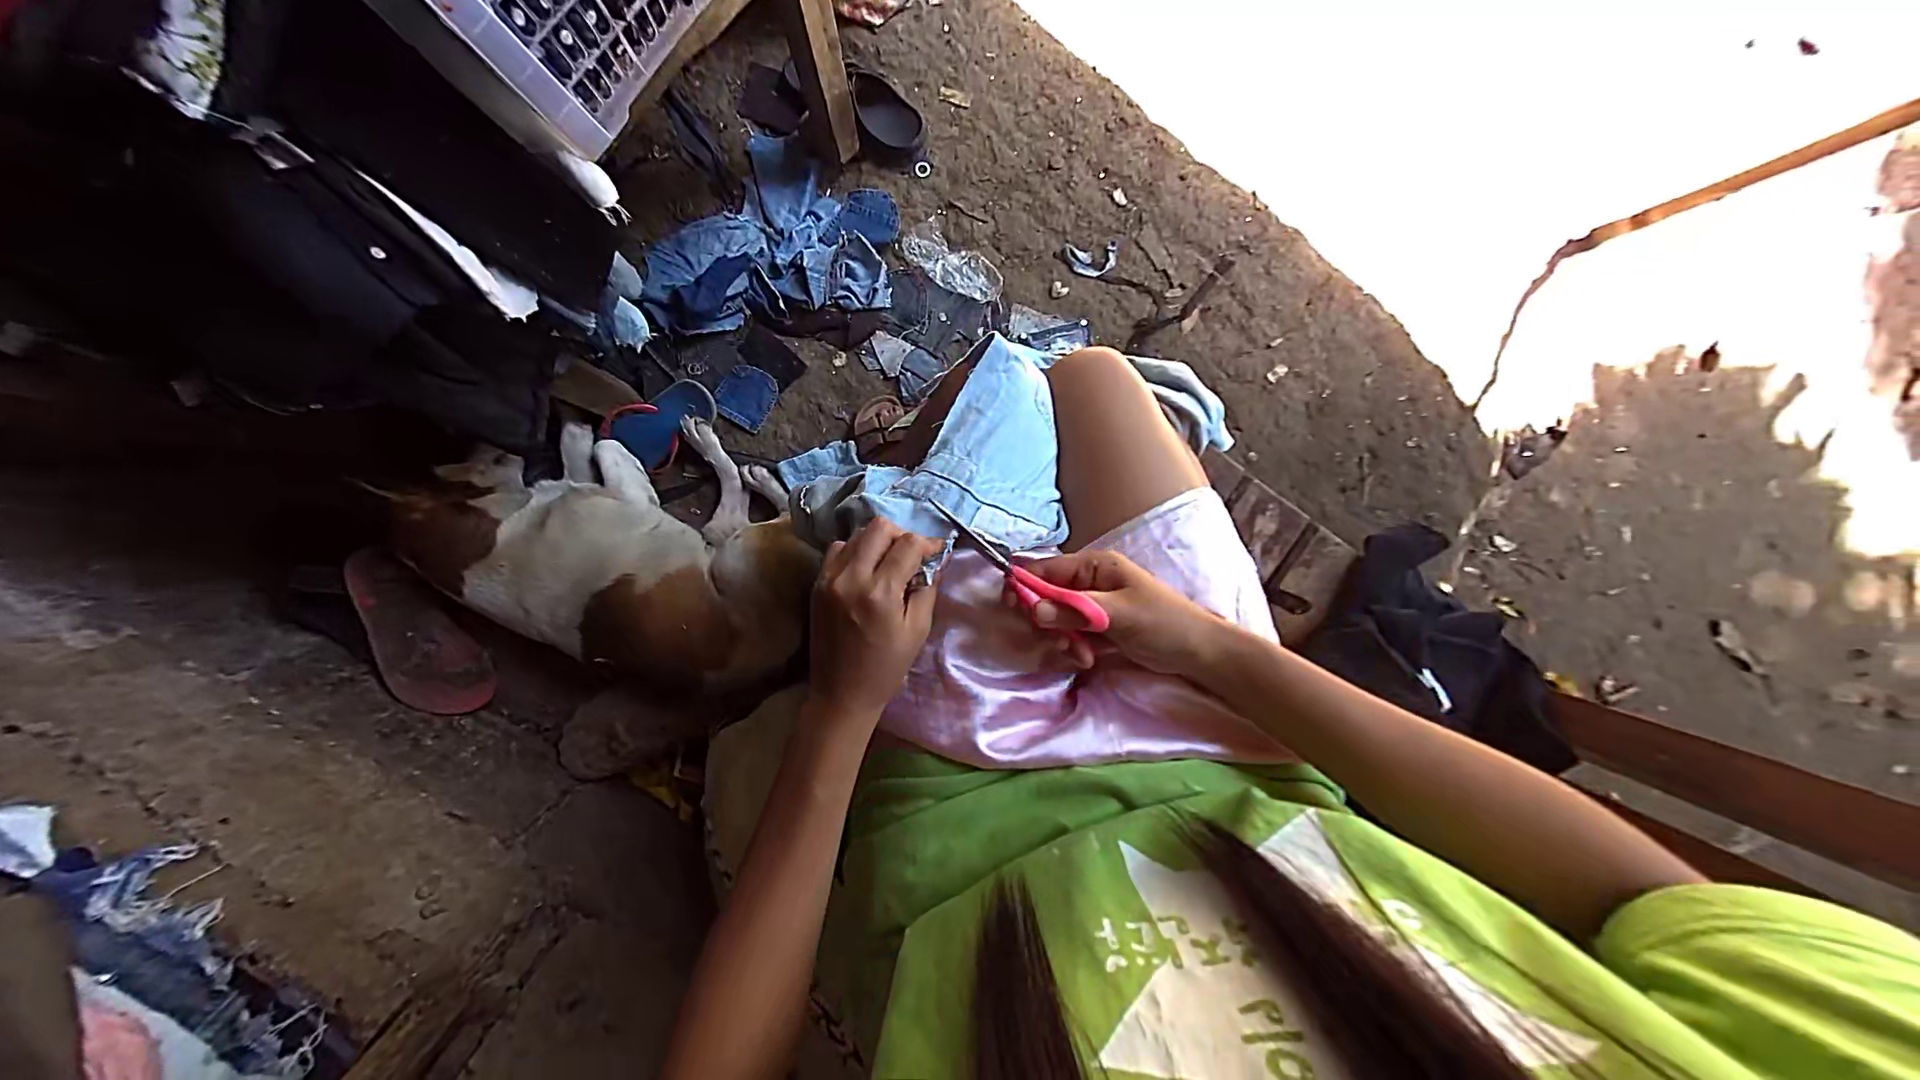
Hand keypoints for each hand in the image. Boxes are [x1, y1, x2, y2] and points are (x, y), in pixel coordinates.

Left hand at [808, 519, 942, 724]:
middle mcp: (850, 578)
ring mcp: (828, 578)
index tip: (936, 550)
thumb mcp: (917, 630)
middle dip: (902, 535)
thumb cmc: (886, 667)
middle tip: (911, 555)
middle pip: (879, 528)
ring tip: (888, 563)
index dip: (928, 543)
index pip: (908, 545)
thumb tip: (933, 561)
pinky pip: (837, 550)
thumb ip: (927, 589)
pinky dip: (855, 552)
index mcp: (879, 593)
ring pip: (857, 535)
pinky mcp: (816, 584)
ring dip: (877, 542)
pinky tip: (866, 571)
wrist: (841, 694)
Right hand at [1017, 549, 1235, 673]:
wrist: (1200, 653)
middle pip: (1045, 595)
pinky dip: (1072, 647)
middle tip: (1060, 641)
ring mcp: (1092, 605)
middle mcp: (1089, 581)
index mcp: (1094, 565)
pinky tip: (1086, 659)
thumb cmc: (1164, 623)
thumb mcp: (1118, 615)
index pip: (1045, 569)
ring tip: (1081, 654)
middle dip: (1047, 621)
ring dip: (1061, 638)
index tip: (1015, 610)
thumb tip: (1034, 609)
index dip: (1025, 587)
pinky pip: (1069, 633)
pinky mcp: (1097, 627)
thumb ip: (1074, 611)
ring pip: (1055, 619)